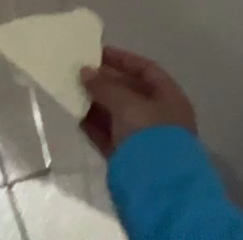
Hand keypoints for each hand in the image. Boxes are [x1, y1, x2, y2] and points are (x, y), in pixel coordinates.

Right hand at [78, 45, 198, 155]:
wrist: (158, 189)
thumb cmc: (149, 134)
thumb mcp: (126, 103)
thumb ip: (104, 85)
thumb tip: (84, 71)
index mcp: (170, 99)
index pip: (146, 70)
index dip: (122, 59)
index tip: (96, 53)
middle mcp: (161, 117)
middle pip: (130, 92)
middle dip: (105, 82)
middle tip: (80, 72)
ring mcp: (146, 140)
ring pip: (118, 114)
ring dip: (96, 103)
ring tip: (73, 91)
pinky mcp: (130, 159)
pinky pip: (110, 135)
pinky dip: (94, 126)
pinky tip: (76, 117)